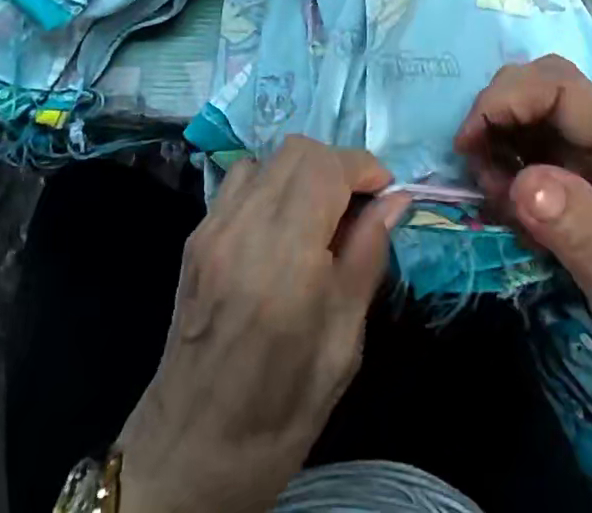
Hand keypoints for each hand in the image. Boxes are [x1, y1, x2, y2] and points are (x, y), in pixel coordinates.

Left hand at [115, 138, 411, 512]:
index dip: (364, 167)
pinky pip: (237, 184)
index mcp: (285, 260)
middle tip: (360, 203)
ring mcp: (210, 228)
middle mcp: (242, 229)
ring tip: (321, 216)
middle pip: (294, 150)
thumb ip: (367, 257)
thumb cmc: (283, 407)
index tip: (387, 190)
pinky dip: (269, 186)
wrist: (195, 441)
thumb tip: (397, 201)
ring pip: (265, 160)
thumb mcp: (343, 341)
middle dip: (336, 164)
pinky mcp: (194, 236)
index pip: (325, 168)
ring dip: (301, 173)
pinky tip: (282, 228)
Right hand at [455, 56, 591, 510]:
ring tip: (499, 203)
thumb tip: (523, 179)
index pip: (565, 89)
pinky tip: (516, 215)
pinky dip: (509, 167)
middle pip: (548, 86)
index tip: (468, 144)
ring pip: (537, 114)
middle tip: (478, 170)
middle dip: (497, 113)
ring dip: (499, 142)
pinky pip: (537, 150)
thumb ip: (587, 240)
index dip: (507, 99)